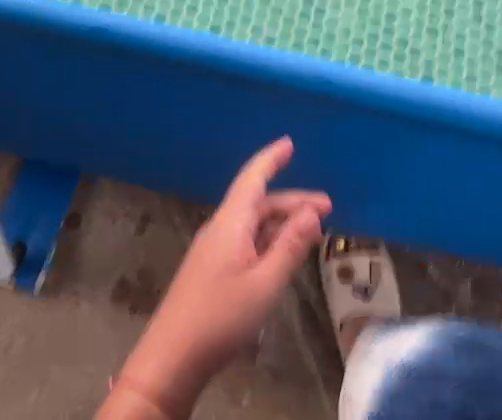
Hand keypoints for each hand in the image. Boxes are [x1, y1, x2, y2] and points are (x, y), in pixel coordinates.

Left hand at [101, 137, 329, 418]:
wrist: (172, 358)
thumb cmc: (221, 316)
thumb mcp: (266, 283)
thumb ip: (290, 246)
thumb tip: (311, 212)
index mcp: (231, 223)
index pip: (253, 178)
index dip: (272, 159)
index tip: (290, 143)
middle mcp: (221, 229)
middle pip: (260, 203)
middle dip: (293, 201)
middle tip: (328, 209)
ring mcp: (214, 250)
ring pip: (254, 224)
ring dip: (283, 223)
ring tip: (313, 232)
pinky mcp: (212, 270)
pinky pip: (247, 242)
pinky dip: (270, 241)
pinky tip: (285, 255)